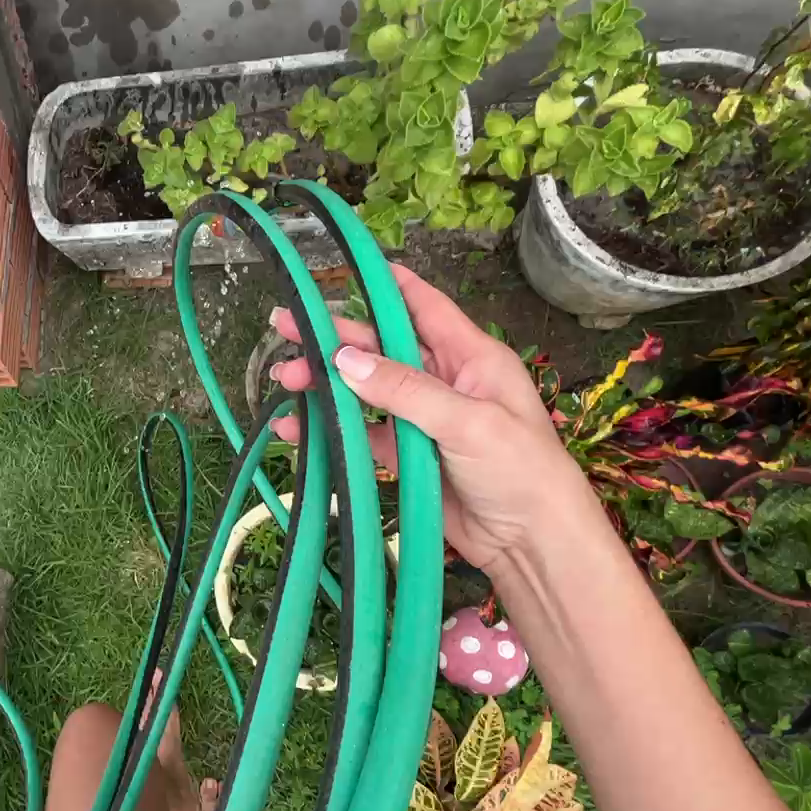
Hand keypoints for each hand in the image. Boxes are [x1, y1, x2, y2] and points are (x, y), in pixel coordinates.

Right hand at [267, 264, 598, 568]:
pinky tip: (293, 429)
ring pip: (361, 391)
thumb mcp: (466, 423)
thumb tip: (342, 360)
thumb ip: (404, 390)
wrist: (528, 543)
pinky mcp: (402, 455)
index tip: (345, 267)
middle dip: (331, 340)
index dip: (386, 285)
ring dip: (322, 386)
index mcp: (469, 358)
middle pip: (378, 349)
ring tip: (281, 380)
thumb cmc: (519, 471)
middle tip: (283, 328)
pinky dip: (327, 430)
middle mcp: (441, 380)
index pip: (424, 308)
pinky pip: (358, 434)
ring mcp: (418, 418)